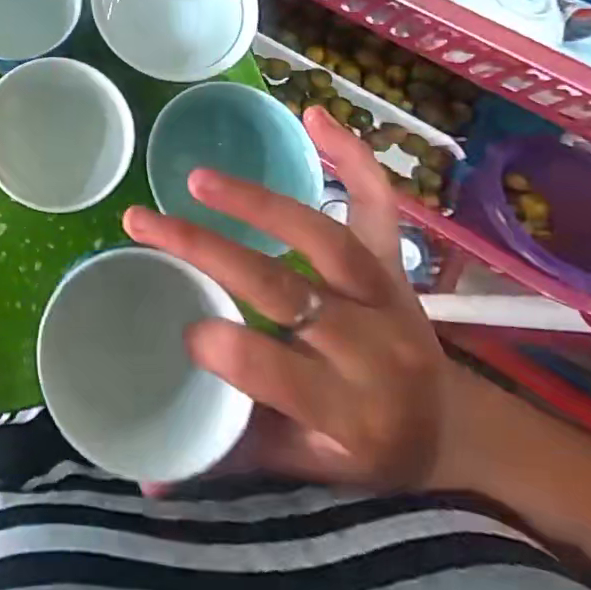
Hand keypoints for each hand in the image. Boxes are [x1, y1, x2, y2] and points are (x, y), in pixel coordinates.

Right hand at [122, 106, 454, 492]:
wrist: (449, 430)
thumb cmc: (357, 451)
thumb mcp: (297, 470)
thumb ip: (223, 459)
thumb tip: (140, 474)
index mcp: (352, 411)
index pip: (286, 376)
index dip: (232, 353)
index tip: (180, 330)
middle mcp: (376, 347)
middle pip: (288, 291)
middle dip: (210, 253)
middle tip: (145, 222)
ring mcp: (388, 296)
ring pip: (326, 240)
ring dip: (260, 203)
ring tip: (197, 178)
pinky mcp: (395, 265)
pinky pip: (380, 205)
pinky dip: (353, 158)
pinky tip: (315, 115)